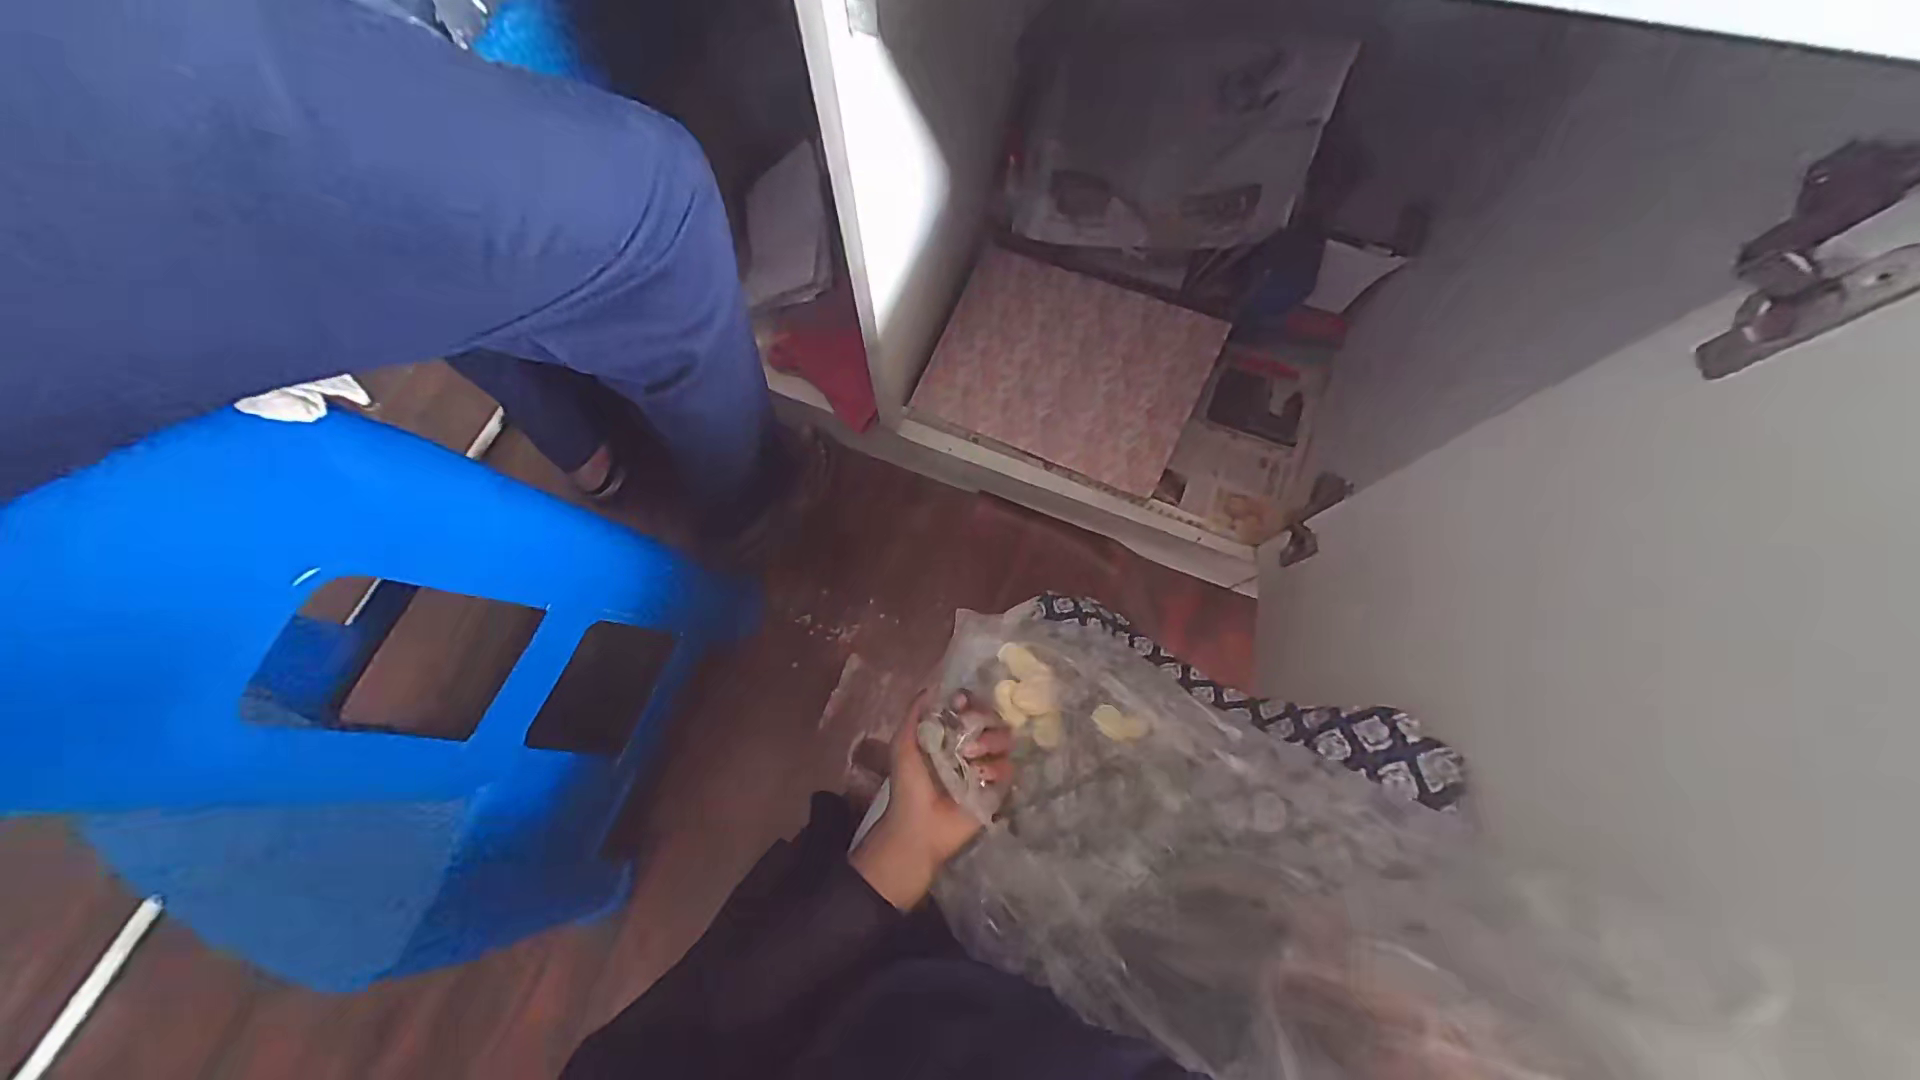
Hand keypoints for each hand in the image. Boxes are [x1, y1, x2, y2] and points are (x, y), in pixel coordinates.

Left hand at [850, 690, 1012, 909]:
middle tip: (968, 732)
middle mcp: (973, 746)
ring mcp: (987, 767)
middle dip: (984, 720)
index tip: (961, 703)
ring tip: (971, 756)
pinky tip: (979, 776)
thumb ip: (915, 713)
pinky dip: (997, 767)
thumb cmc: (909, 785)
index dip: (970, 701)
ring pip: (1006, 740)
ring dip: (991, 741)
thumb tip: (932, 686)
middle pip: (993, 719)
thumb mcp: (904, 744)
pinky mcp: (998, 789)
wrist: (917, 827)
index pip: (971, 707)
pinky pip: (1010, 768)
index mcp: (952, 733)